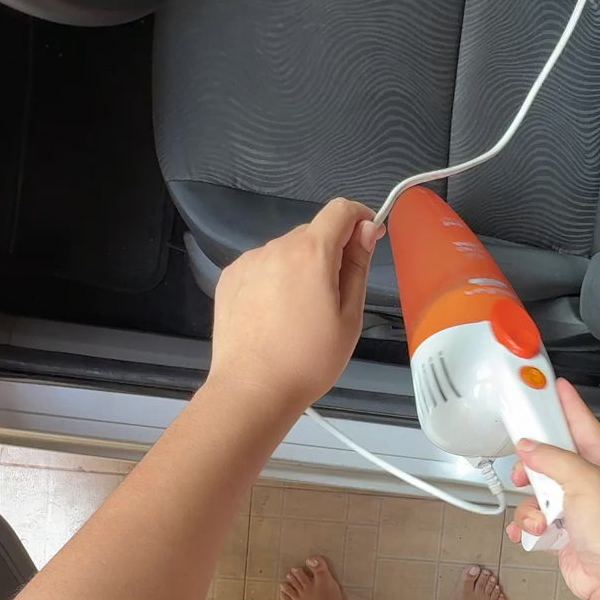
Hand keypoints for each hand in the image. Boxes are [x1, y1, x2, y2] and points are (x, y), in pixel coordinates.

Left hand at [207, 198, 382, 410]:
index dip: (360, 218)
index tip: (369, 238)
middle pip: (312, 233)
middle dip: (330, 253)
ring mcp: (248, 262)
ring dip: (301, 268)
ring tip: (301, 314)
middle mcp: (276, 247)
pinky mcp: (230, 278)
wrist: (252, 390)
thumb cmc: (309, 361)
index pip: (340, 210)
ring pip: (286, 252)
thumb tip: (365, 229)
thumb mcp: (349, 317)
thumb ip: (358, 267)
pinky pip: (262, 267)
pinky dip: (275, 280)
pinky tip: (276, 316)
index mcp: (312, 254)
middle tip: (335, 298)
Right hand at [506, 380, 599, 599]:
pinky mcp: (564, 532)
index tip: (553, 386)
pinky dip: (527, 526)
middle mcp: (592, 482)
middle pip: (553, 458)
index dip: (567, 404)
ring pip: (539, 491)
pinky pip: (536, 519)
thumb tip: (529, 447)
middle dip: (533, 464)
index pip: (583, 423)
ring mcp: (578, 508)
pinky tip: (529, 532)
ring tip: (538, 516)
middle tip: (522, 465)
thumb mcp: (584, 481)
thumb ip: (553, 459)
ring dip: (531, 504)